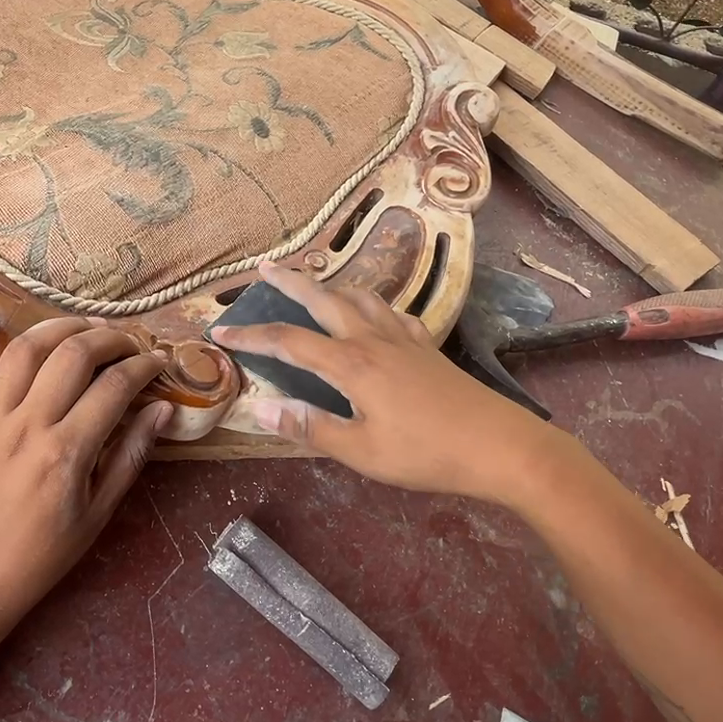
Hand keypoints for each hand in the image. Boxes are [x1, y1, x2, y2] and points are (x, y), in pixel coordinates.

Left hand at [0, 295, 173, 624]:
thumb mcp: (100, 513)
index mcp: (67, 452)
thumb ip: (131, 455)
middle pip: (74, 355)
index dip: (144, 367)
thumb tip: (163, 408)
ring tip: (87, 326)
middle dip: (111, 338)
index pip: (115, 387)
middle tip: (131, 344)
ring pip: (27, 349)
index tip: (160, 363)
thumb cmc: (46, 552)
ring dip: (62, 326)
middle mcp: (29, 425)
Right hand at [209, 262, 575, 506]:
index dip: (251, 335)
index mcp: (351, 363)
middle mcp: (372, 339)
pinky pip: (391, 312)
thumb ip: (311, 428)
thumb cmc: (427, 453)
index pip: (288, 341)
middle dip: (289, 282)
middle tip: (264, 268)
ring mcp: (403, 339)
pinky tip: (373, 314)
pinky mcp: (426, 346)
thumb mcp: (363, 453)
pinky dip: (371, 304)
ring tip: (314, 284)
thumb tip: (261, 409)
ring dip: (330, 286)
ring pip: (359, 297)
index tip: (220, 332)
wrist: (501, 446)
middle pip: (323, 299)